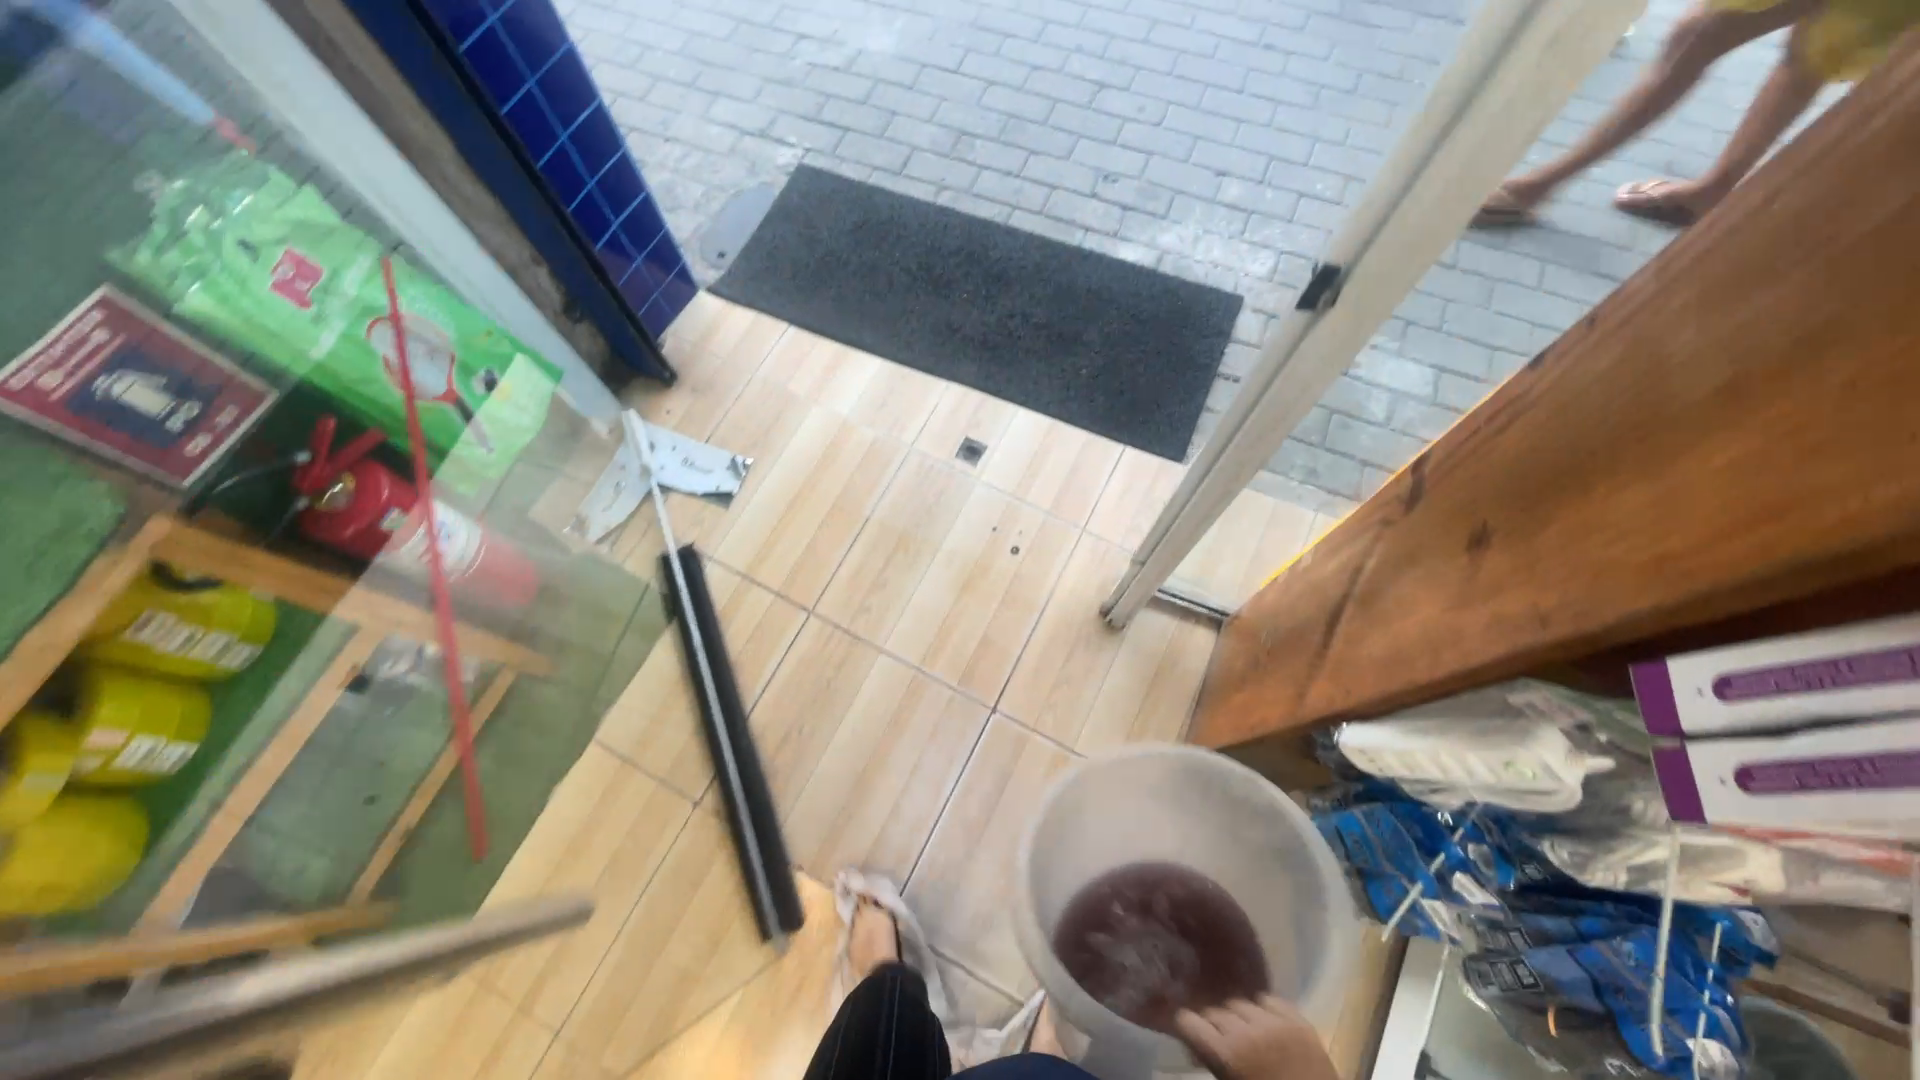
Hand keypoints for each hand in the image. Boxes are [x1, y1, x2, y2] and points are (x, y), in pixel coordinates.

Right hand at [1173, 996, 1339, 1079]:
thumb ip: (1211, 1062)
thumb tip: (1195, 1048)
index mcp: (1226, 1055)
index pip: (1188, 1021)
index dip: (1185, 1026)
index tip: (1188, 1032)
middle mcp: (1246, 1032)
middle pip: (1214, 1011)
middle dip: (1212, 1025)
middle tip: (1219, 1039)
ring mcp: (1274, 1024)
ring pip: (1240, 1002)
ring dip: (1238, 1016)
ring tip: (1245, 1031)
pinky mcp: (1299, 1021)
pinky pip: (1269, 1000)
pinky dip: (1264, 1010)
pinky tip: (1266, 1024)